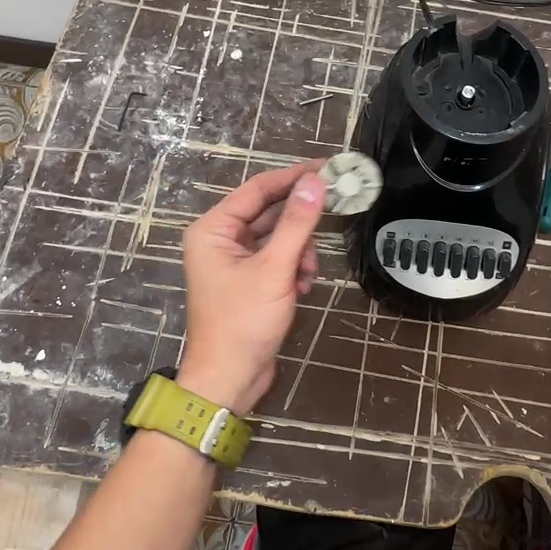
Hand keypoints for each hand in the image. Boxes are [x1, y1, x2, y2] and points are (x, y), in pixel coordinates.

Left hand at [178, 160, 327, 413]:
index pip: (259, 189)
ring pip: (279, 237)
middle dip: (301, 222)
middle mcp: (220, 239)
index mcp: (213, 229)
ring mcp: (234, 261)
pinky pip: (278, 258)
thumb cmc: (243, 323)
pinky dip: (294, 268)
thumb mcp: (274, 269)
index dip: (295, 177)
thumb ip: (297, 223)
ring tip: (307, 274)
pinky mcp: (248, 280)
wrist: (229, 381)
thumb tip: (316, 182)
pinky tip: (302, 288)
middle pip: (270, 212)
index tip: (330, 168)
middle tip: (337, 208)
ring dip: (300, 251)